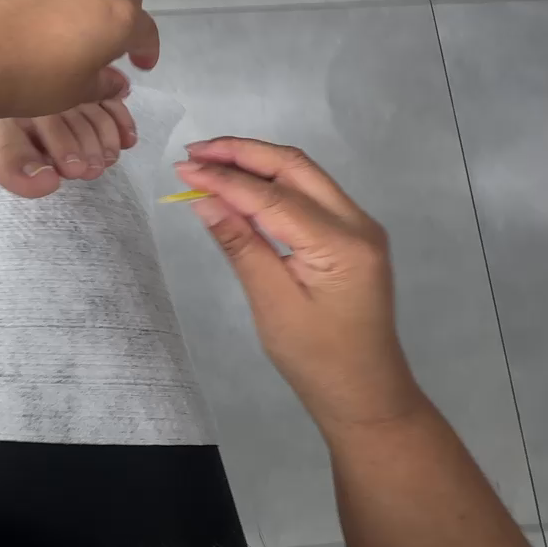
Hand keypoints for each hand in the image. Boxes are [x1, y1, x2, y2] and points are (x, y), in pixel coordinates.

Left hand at [0, 0, 159, 122]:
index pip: (145, 30)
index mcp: (118, 18)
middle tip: (104, 35)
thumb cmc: (27, 81)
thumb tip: (117, 80)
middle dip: (120, 12)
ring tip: (72, 6)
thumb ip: (103, 83)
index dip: (146, 48)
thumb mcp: (73, 93)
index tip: (140, 62)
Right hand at [175, 138, 425, 430]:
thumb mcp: (271, 302)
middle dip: (240, 152)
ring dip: (252, 160)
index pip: (272, 195)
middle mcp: (357, 222)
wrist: (365, 394)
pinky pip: (304, 190)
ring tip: (207, 159)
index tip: (182, 169)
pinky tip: (237, 183)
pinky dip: (267, 179)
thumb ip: (239, 243)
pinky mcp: (347, 232)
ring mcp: (356, 225)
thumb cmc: (316, 357)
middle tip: (193, 152)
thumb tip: (202, 198)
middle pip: (292, 166)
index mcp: (341, 244)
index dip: (223, 178)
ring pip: (299, 172)